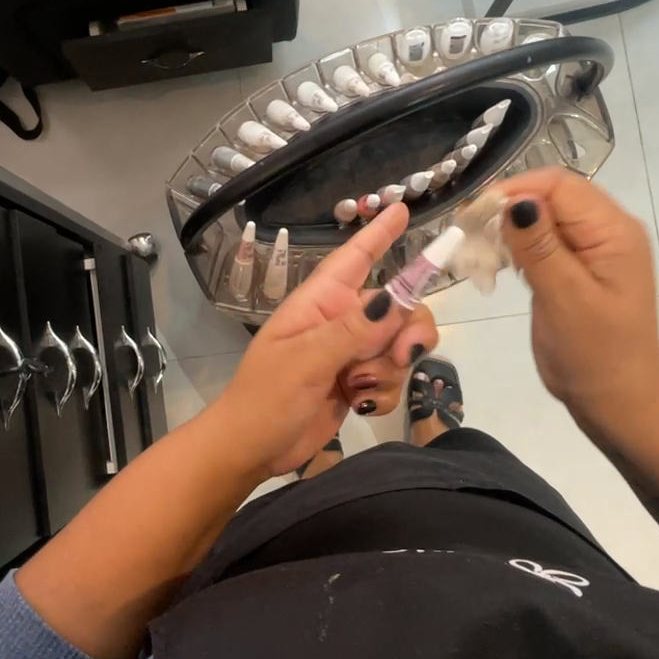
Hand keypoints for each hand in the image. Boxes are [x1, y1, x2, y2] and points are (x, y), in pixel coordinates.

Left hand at [206, 205, 413, 477]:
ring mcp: (348, 355)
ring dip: (389, 371)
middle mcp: (338, 323)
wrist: (252, 450)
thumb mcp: (306, 361)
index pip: (354, 260)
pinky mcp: (356, 385)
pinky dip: (382, 394)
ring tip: (358, 390)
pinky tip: (358, 406)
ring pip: (398, 347)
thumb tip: (393, 298)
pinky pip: (391, 378)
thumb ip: (352, 331)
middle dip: (407, 331)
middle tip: (402, 355)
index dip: (379, 235)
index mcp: (318, 304)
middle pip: (396, 309)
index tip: (404, 208)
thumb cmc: (265, 398)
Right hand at [497, 169, 658, 421]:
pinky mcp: (571, 269)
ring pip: (540, 218)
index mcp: (612, 231)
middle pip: (549, 197)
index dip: (514, 192)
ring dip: (505, 230)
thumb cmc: (594, 351)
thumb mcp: (564, 297)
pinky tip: (493, 267)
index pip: (559, 186)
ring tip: (476, 255)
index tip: (472, 216)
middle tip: (467, 237)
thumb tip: (515, 200)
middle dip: (506, 210)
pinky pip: (539, 242)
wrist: (614, 399)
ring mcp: (588, 250)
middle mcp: (604, 231)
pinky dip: (512, 249)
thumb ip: (540, 246)